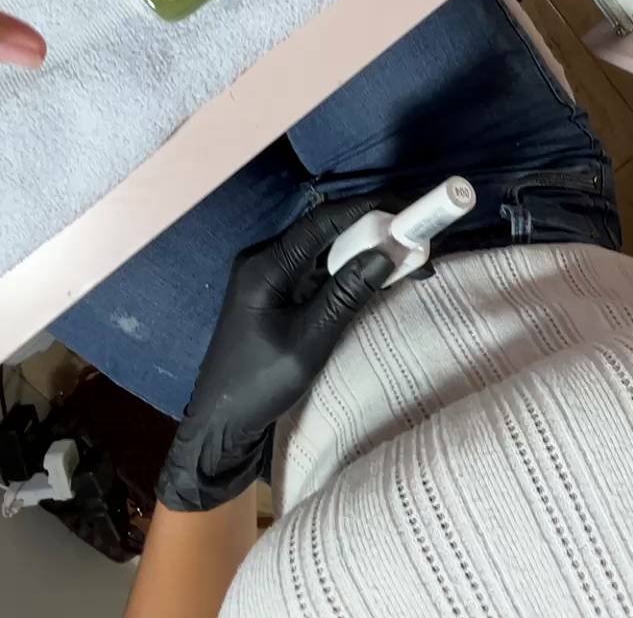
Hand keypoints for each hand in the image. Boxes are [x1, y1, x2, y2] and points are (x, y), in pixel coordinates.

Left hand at [157, 198, 398, 512]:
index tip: (408, 211)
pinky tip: (375, 275)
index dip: (367, 208)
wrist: (219, 423)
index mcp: (266, 266)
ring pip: (325, 245)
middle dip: (372, 227)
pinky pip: (317, 265)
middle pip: (326, 227)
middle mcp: (265, 258)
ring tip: (404, 258)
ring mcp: (268, 273)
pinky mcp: (275, 288)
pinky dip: (349, 265)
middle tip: (413, 240)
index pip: (323, 220)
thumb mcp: (310, 341)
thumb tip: (388, 252)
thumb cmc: (260, 385)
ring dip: (364, 246)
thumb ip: (346, 293)